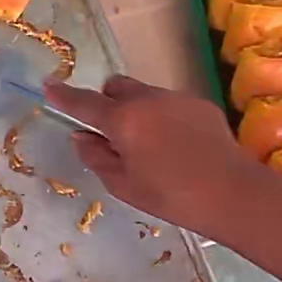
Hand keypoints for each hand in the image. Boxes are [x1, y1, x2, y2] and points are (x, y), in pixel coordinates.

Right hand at [45, 75, 264, 235]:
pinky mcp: (199, 104)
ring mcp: (176, 99)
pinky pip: (168, 104)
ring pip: (144, 94)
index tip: (48, 86)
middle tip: (112, 134)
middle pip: (116, 87)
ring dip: (136, 111)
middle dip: (107, 102)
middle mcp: (147, 99)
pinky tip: (176, 147)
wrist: (233, 193)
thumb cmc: (170, 196)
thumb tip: (81, 137)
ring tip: (148, 147)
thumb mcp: (122, 185)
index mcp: (123, 120)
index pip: (84, 103)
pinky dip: (161, 117)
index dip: (63, 95)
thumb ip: (95, 157)